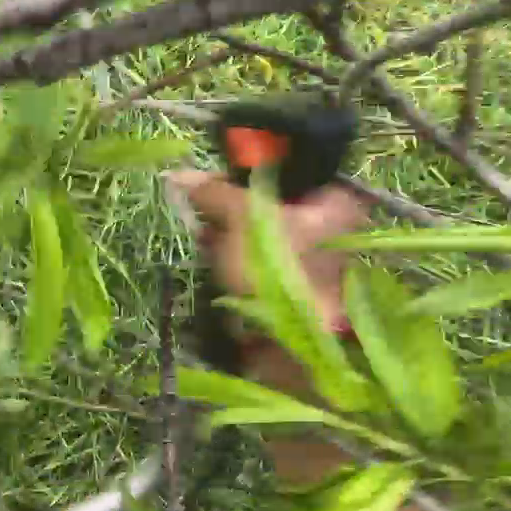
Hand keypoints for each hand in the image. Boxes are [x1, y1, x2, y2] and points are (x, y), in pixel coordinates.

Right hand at [165, 170, 367, 329]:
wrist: (292, 340)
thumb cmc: (281, 269)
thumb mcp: (245, 219)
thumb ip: (216, 192)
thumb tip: (178, 174)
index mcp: (333, 200)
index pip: (279, 170)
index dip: (239, 173)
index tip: (206, 183)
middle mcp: (323, 222)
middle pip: (261, 199)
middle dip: (226, 207)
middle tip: (203, 215)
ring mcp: (303, 252)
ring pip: (251, 227)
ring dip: (223, 232)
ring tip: (206, 240)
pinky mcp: (282, 276)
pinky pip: (249, 252)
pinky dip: (228, 252)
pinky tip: (213, 258)